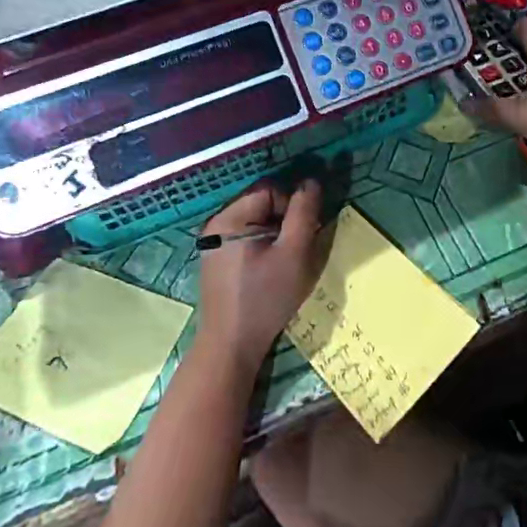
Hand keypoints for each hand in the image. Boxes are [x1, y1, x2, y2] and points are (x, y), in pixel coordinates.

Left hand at [196, 179, 327, 369]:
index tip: (302, 234)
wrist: (231, 346)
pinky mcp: (217, 259)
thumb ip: (303, 213)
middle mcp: (216, 223)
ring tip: (284, 262)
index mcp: (229, 217)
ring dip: (276, 234)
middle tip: (296, 249)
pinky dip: (263, 247)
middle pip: (261, 204)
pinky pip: (246, 238)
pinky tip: (269, 271)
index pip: (270, 190)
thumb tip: (312, 181)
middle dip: (284, 220)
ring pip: (256, 222)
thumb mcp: (293, 254)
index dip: (292, 206)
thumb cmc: (264, 299)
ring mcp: (213, 242)